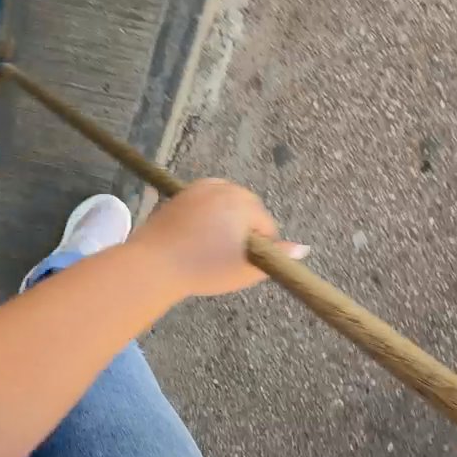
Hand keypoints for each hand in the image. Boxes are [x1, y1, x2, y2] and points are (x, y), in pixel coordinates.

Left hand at [126, 179, 305, 296]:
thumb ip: (277, 256)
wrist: (154, 263)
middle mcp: (221, 188)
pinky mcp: (177, 196)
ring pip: (223, 202)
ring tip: (213, 246)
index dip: (260, 246)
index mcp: (242, 202)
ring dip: (224, 219)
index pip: (265, 224)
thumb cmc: (203, 268)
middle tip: (227, 255)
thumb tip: (303, 248)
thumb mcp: (246, 268)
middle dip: (243, 228)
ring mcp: (197, 189)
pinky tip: (196, 235)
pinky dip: (204, 215)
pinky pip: (202, 202)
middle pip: (245, 207)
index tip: (244, 263)